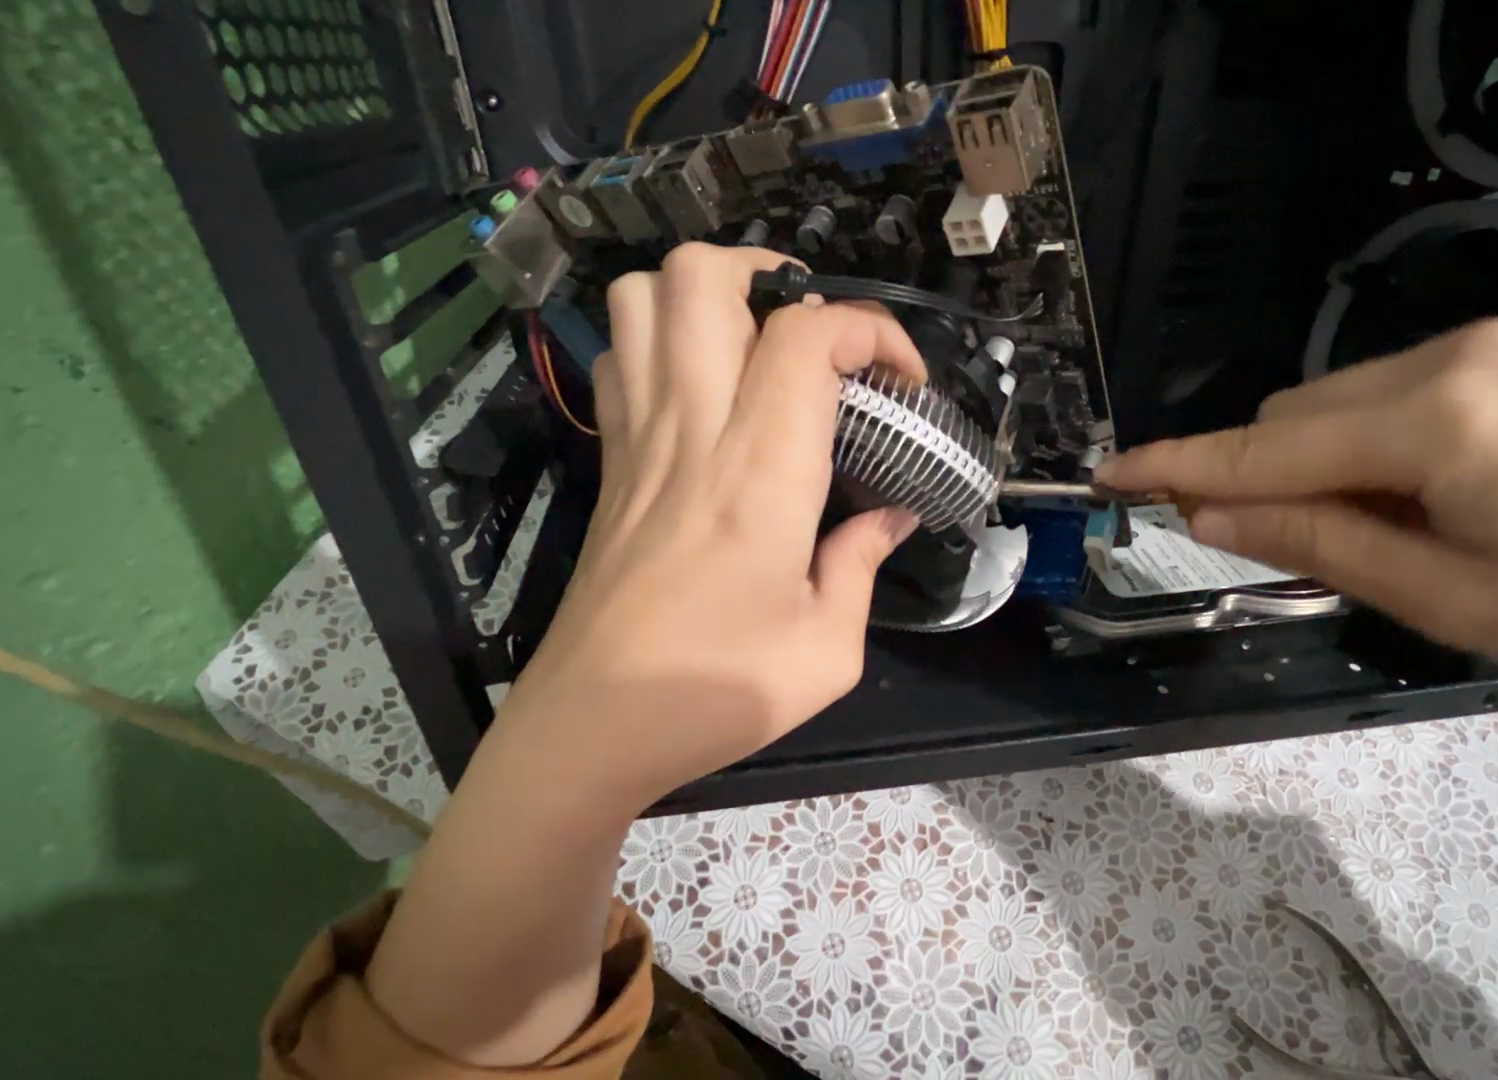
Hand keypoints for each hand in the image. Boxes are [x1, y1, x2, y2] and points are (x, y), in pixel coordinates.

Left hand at [503, 243, 926, 807]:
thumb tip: (888, 516)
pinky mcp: (610, 460)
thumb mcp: (828, 649)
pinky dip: (661, 338)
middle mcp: (693, 431)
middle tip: (818, 336)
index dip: (871, 331)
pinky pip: (619, 357)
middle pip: (705, 278)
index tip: (903, 381)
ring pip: (644, 298)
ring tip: (757, 341)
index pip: (807, 337)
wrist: (594, 727)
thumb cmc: (718, 693)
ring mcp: (638, 439)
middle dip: (776, 278)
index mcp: (761, 474)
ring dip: (708, 294)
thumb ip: (863, 565)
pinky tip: (702, 387)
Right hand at [1097, 318, 1497, 696]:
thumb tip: (1204, 514)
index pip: (1261, 448)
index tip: (1104, 474)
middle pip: (1294, 414)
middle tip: (1312, 548)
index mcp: (1434, 420)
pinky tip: (1451, 487)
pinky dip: (1381, 439)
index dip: (1173, 465)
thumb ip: (1316, 542)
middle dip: (1268, 476)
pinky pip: (1405, 387)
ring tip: (1405, 526)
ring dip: (1327, 460)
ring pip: (1344, 399)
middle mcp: (1452, 353)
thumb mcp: (1454, 600)